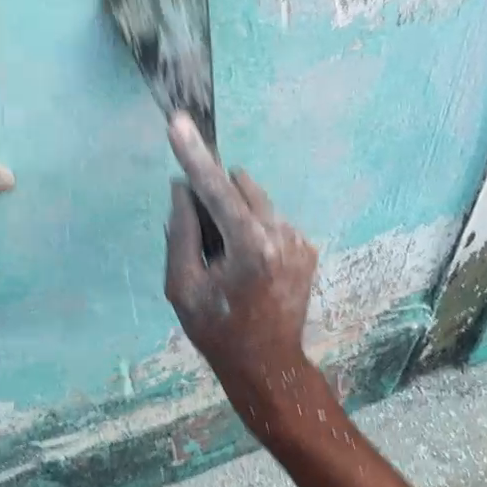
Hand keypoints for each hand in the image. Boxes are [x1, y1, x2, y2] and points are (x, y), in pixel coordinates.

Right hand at [163, 113, 323, 438]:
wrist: (268, 365)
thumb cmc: (217, 330)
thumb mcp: (182, 287)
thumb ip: (181, 232)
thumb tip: (182, 188)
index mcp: (250, 246)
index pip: (215, 188)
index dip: (193, 154)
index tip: (178, 122)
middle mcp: (281, 234)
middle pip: (240, 187)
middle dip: (215, 199)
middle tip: (201, 239)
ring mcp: (299, 240)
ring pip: (257, 202)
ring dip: (235, 215)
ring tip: (227, 261)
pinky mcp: (307, 248)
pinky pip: (271, 221)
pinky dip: (252, 231)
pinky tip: (248, 268)